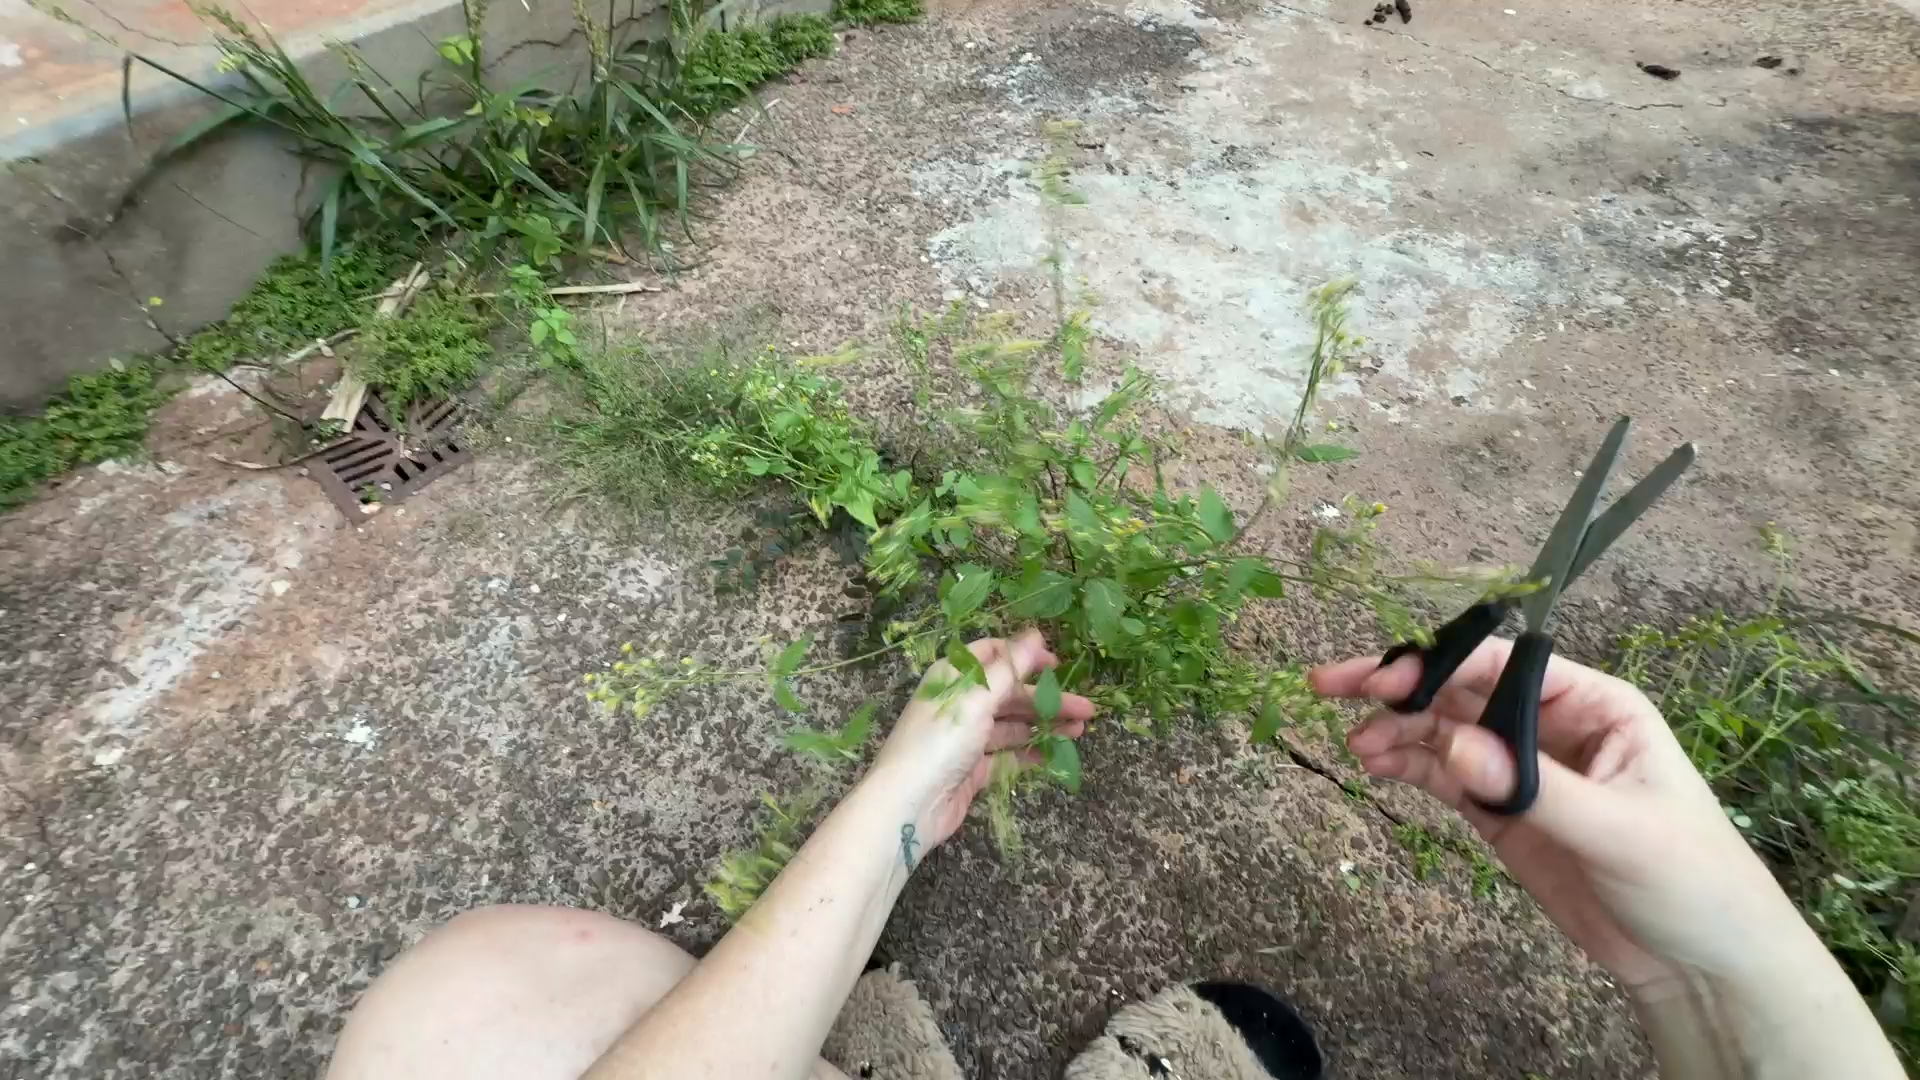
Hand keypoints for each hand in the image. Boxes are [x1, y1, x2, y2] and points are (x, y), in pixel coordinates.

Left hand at [870, 630, 1094, 848]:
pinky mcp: (973, 768)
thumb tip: (1035, 633)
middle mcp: (960, 702)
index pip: (992, 654)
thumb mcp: (976, 698)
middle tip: (1086, 707)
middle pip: (1009, 692)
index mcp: (953, 676)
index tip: (1057, 664)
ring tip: (1080, 730)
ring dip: (1045, 725)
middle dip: (1047, 698)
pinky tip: (1056, 753)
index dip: (1024, 655)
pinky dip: (1031, 752)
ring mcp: (966, 736)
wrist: (908, 806)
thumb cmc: (940, 741)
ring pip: (1012, 724)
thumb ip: (1010, 667)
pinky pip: (1007, 755)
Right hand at [1311, 641, 1818, 992]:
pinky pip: (1437, 771)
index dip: (1437, 664)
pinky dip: (1402, 763)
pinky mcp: (1493, 803)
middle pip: (1453, 690)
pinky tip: (1374, 765)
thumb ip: (1532, 784)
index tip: (1382, 682)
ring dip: (1391, 730)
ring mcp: (1513, 763)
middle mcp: (1542, 722)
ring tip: (1356, 746)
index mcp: (1589, 704)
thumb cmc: (1692, 884)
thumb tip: (1452, 747)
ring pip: (1435, 728)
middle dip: (1393, 687)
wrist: (1699, 970)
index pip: (1499, 667)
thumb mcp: (1621, 832)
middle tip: (1329, 685)